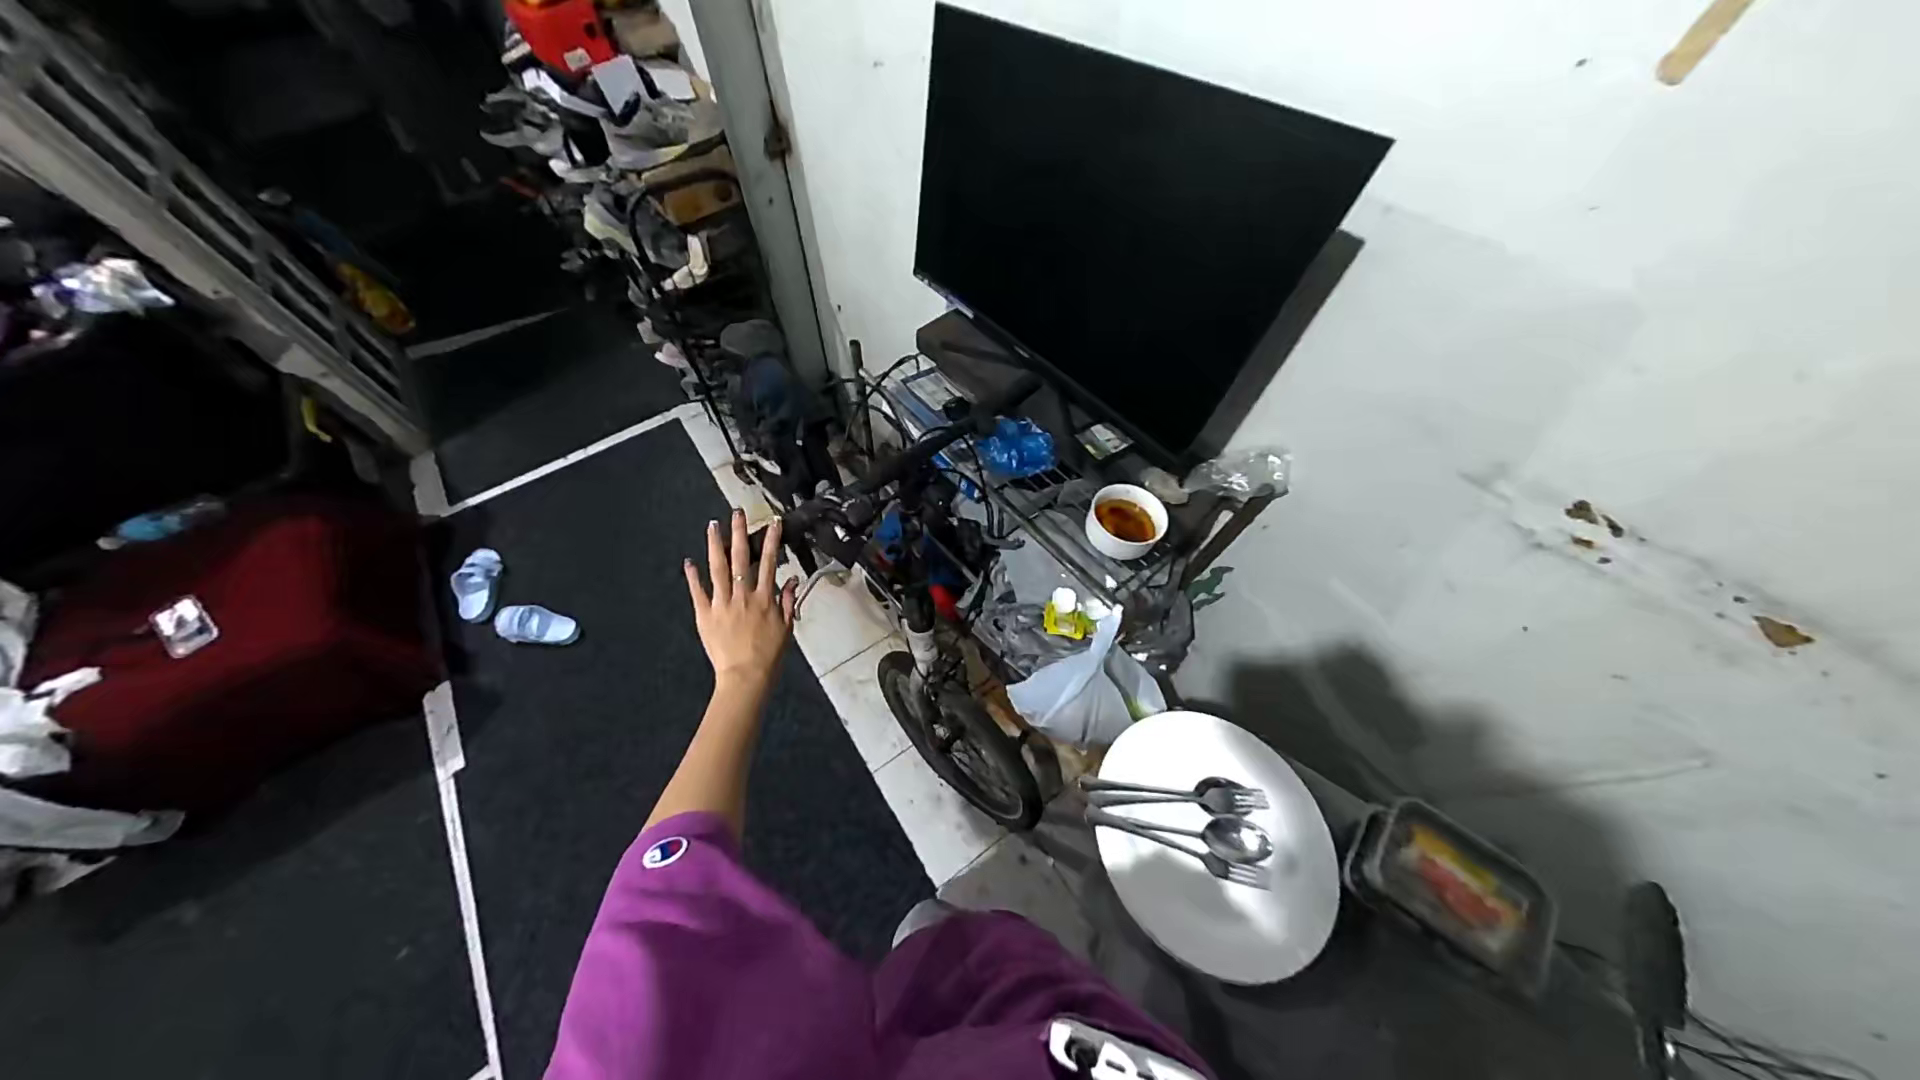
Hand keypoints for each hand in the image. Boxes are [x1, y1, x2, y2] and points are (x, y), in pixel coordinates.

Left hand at [683, 509, 796, 689]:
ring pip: (717, 568)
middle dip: (739, 533)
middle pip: (740, 558)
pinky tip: (689, 561)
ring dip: (715, 545)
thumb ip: (787, 602)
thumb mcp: (786, 628)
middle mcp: (742, 596)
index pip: (768, 562)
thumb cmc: (768, 656)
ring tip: (713, 526)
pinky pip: (697, 592)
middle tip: (737, 514)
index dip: (771, 541)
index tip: (773, 523)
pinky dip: (693, 576)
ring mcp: (722, 604)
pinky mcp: (705, 615)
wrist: (745, 676)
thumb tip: (792, 580)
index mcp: (764, 599)